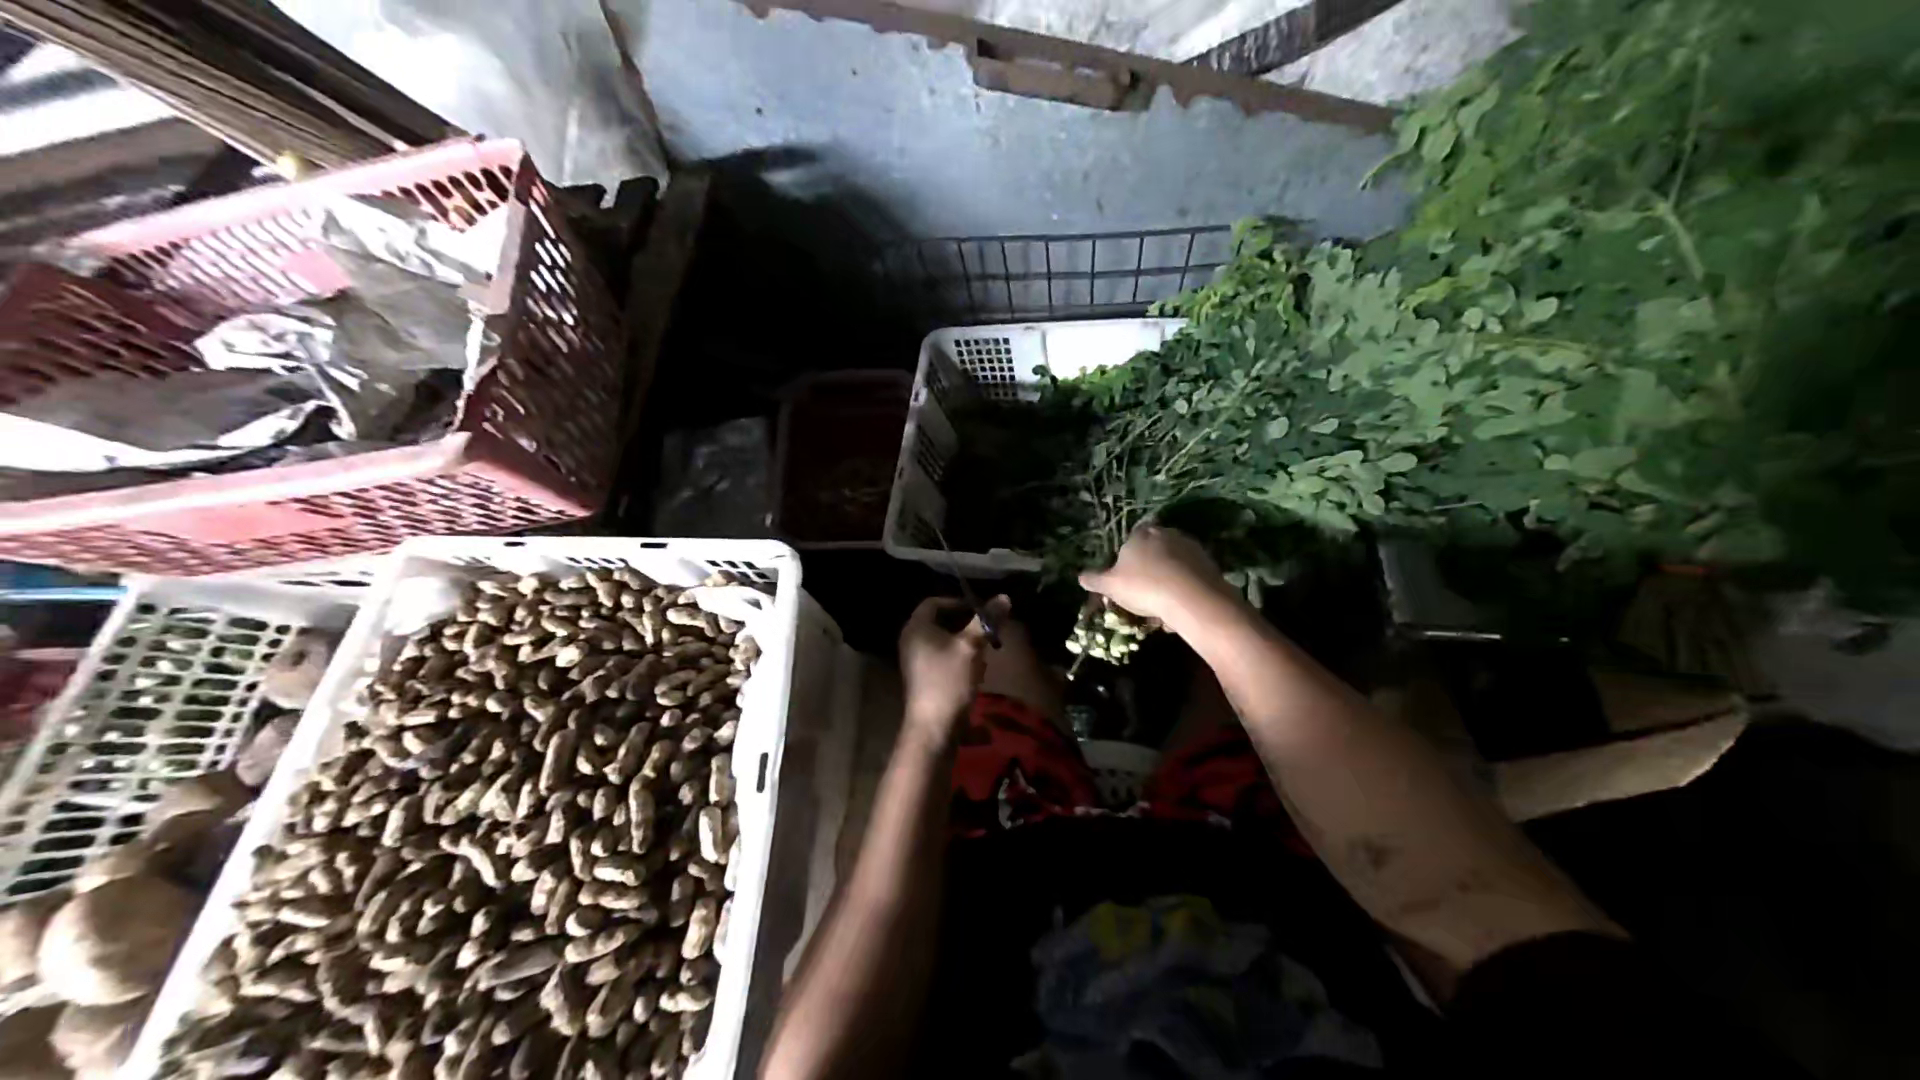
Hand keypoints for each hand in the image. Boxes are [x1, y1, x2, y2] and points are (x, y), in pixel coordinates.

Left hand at [897, 596, 1001, 746]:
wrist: (934, 726)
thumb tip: (1004, 597)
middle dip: (966, 624)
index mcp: (916, 627)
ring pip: (944, 641)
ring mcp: (916, 661)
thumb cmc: (949, 680)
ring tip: (985, 651)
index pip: (934, 602)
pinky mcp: (924, 678)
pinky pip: (943, 658)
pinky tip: (976, 672)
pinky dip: (960, 659)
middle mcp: (912, 640)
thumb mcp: (971, 647)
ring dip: (966, 643)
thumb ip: (986, 621)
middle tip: (986, 630)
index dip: (958, 602)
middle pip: (940, 622)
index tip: (980, 610)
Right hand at [1079, 525, 1241, 632]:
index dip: (1127, 560)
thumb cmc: (1144, 586)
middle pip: (1153, 553)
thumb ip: (1095, 579)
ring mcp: (1190, 547)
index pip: (1130, 541)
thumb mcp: (1111, 586)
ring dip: (1166, 584)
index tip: (1125, 580)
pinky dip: (1182, 590)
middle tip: (1142, 597)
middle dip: (1148, 572)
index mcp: (1141, 534)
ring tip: (1160, 610)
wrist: (1192, 597)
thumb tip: (1080, 576)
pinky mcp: (1208, 563)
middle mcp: (1166, 534)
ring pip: (1172, 566)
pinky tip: (1177, 610)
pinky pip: (1189, 577)